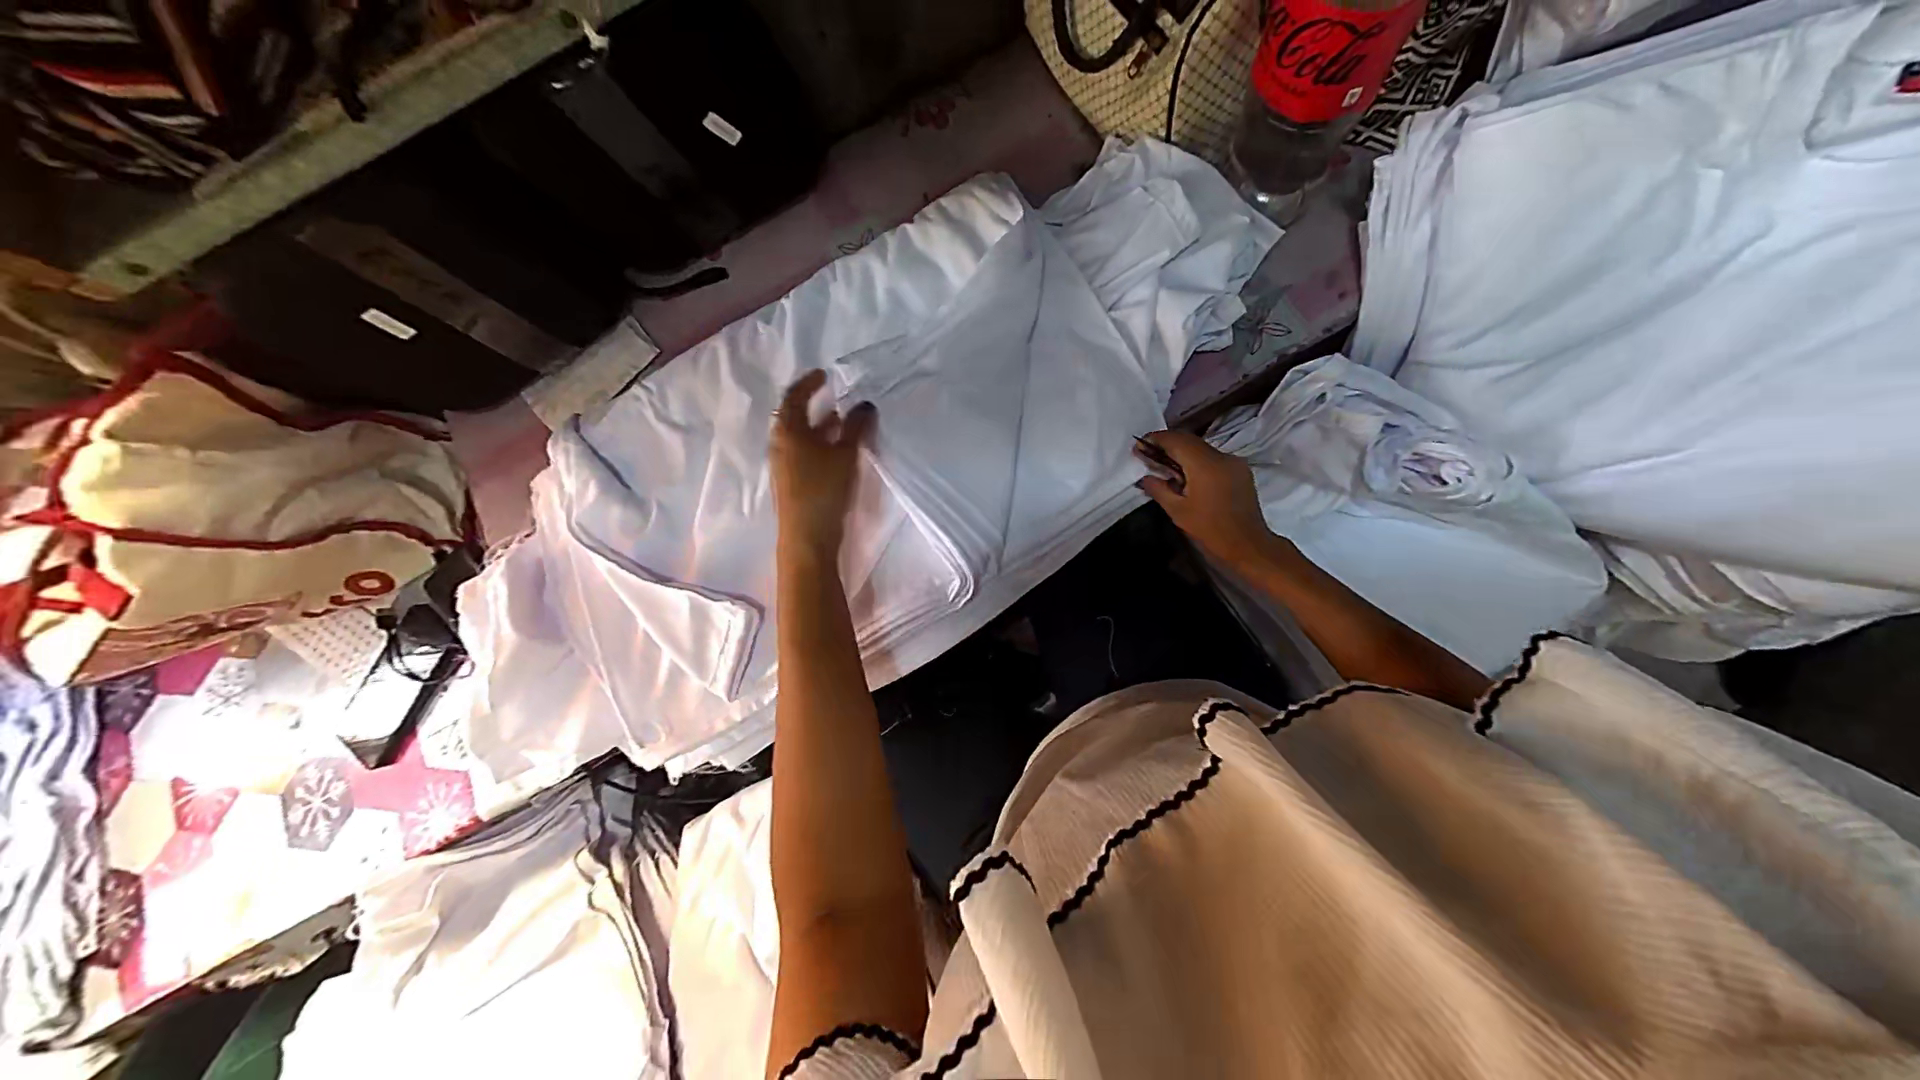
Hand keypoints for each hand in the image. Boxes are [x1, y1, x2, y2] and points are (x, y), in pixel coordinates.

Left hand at [772, 370, 875, 557]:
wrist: (806, 538)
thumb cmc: (824, 490)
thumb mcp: (846, 454)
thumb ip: (856, 427)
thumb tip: (865, 405)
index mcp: (788, 430)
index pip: (794, 396)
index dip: (809, 383)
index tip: (824, 374)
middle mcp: (780, 444)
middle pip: (795, 416)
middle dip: (816, 405)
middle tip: (836, 396)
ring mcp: (783, 465)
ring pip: (801, 436)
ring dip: (820, 426)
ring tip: (842, 422)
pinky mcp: (791, 483)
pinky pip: (804, 452)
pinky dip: (819, 443)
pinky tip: (837, 450)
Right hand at [1136, 430, 1278, 567]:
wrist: (1247, 545)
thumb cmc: (1210, 530)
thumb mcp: (1177, 511)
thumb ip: (1158, 489)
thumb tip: (1146, 477)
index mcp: (1205, 465)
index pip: (1176, 441)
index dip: (1156, 439)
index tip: (1139, 446)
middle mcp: (1222, 457)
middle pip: (1190, 441)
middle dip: (1167, 444)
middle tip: (1148, 454)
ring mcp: (1234, 462)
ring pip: (1202, 448)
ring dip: (1182, 452)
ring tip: (1164, 466)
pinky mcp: (1240, 470)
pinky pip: (1213, 457)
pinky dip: (1196, 460)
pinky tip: (1186, 475)